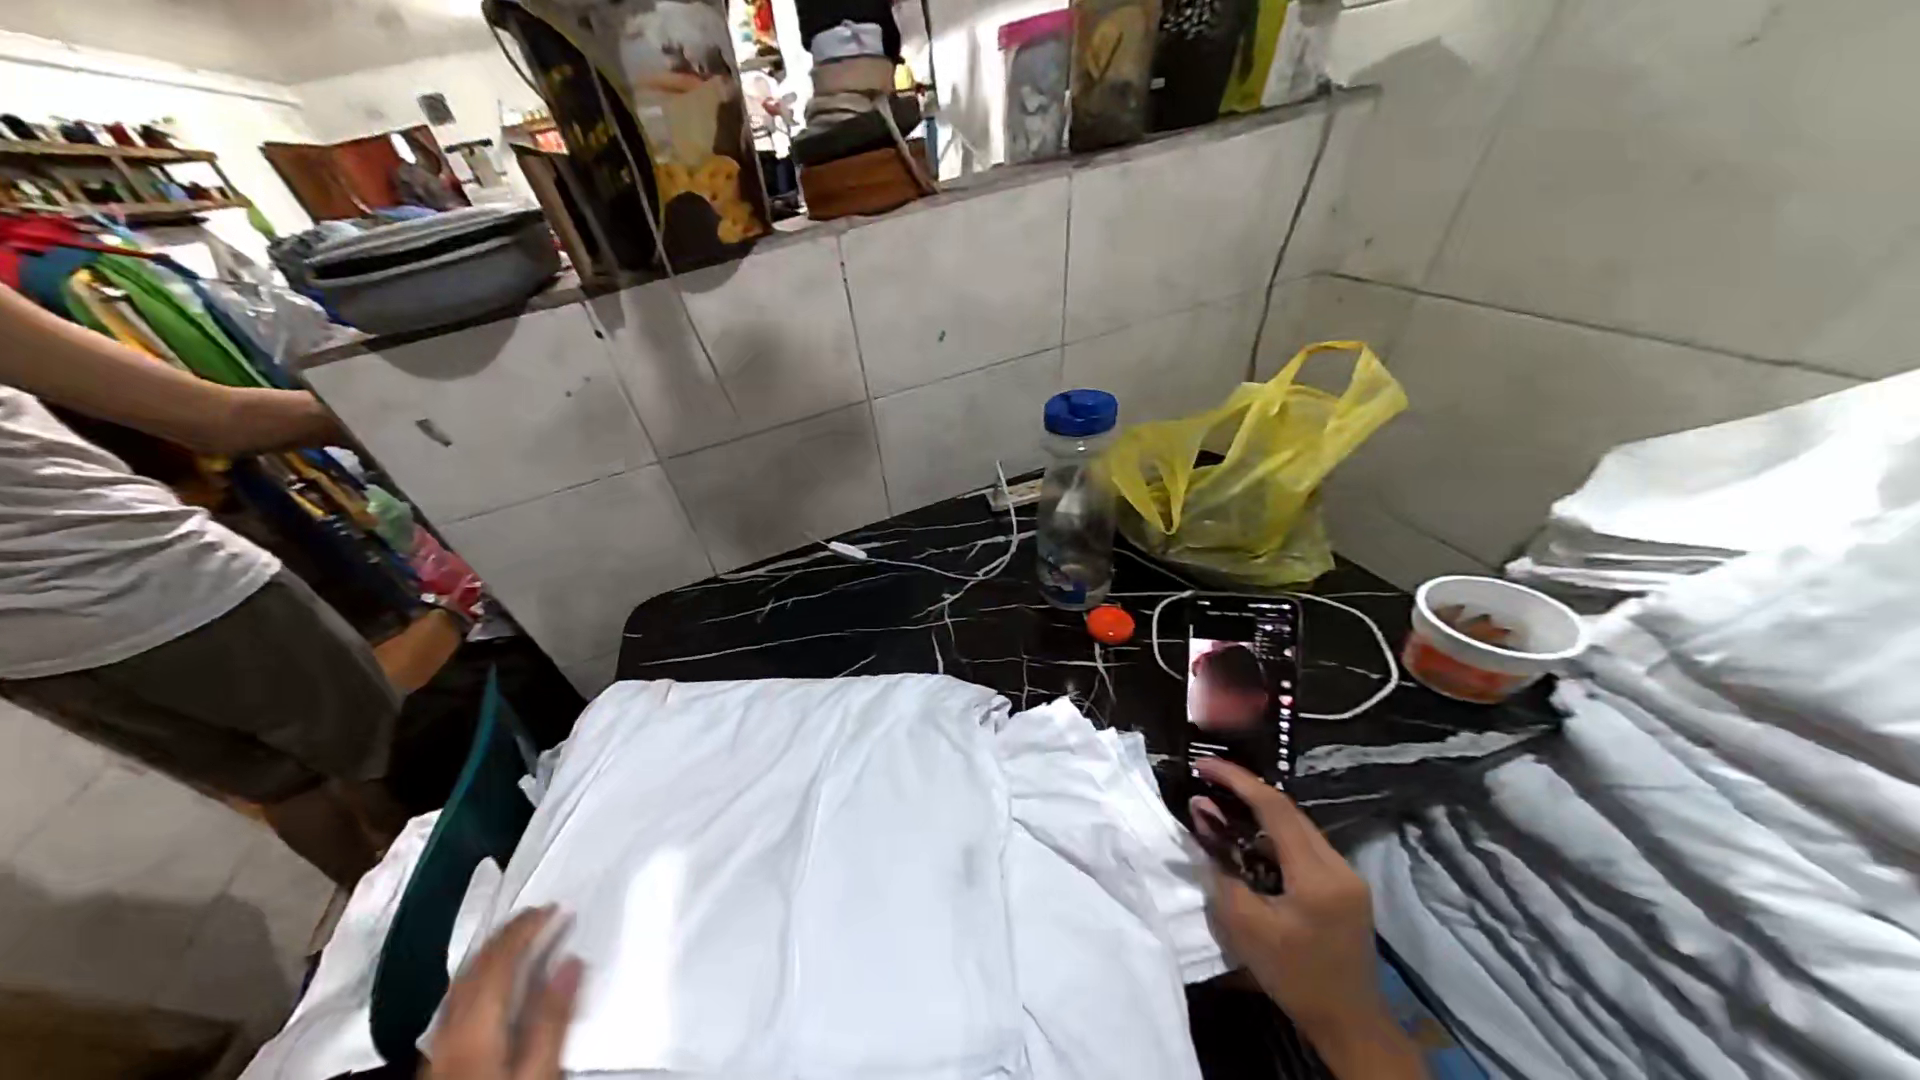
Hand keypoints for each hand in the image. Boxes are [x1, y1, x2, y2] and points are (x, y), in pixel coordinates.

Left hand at [423, 906, 583, 1079]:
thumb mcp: (540, 1074)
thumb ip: (554, 1017)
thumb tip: (572, 960)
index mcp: (478, 1027)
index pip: (502, 960)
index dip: (527, 928)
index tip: (555, 907)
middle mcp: (452, 1030)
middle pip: (476, 968)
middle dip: (507, 934)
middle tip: (539, 913)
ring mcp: (439, 1048)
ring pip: (461, 983)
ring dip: (491, 953)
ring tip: (519, 936)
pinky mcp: (438, 1063)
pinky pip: (457, 1000)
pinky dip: (479, 976)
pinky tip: (491, 982)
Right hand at [1192, 758, 1424, 1079]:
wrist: (1350, 1024)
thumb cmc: (1293, 977)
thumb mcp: (1244, 926)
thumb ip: (1220, 866)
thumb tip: (1201, 815)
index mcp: (1318, 875)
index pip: (1275, 808)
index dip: (1236, 780)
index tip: (1203, 765)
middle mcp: (1339, 866)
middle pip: (1288, 811)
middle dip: (1245, 790)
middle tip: (1207, 779)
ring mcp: (1347, 875)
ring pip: (1296, 827)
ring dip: (1258, 814)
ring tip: (1221, 807)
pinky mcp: (1346, 886)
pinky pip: (1304, 846)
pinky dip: (1273, 836)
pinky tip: (1248, 843)